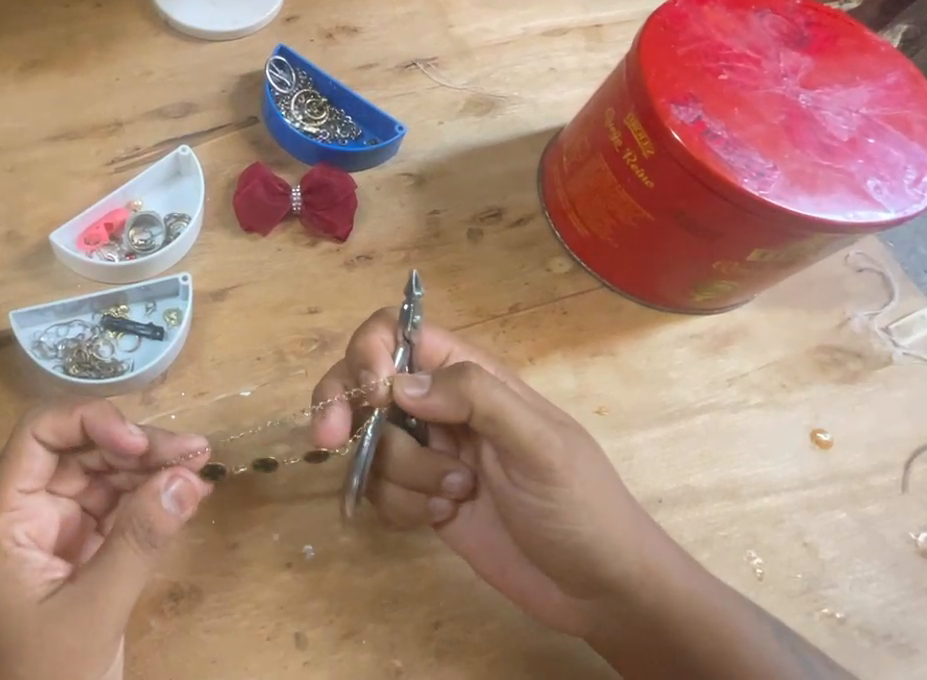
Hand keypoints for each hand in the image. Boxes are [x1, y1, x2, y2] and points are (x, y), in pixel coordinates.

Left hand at [0, 399, 213, 679]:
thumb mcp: (91, 612)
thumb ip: (138, 542)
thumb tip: (187, 476)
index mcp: (8, 515)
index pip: (40, 435)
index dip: (88, 423)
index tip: (137, 444)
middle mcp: (32, 511)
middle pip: (81, 451)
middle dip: (136, 444)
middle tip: (194, 450)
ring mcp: (60, 532)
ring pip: (105, 476)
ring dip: (151, 466)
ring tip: (200, 463)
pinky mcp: (85, 555)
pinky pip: (120, 510)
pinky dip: (153, 498)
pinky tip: (187, 491)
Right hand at [311, 311, 679, 637]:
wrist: (600, 592)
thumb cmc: (581, 507)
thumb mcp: (540, 444)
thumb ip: (475, 397)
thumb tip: (401, 384)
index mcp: (469, 376)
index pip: (399, 333)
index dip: (371, 350)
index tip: (369, 389)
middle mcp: (439, 407)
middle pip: (364, 382)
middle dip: (342, 406)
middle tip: (326, 439)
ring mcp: (427, 453)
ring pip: (371, 443)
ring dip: (402, 474)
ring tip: (456, 495)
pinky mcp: (420, 496)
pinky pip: (379, 490)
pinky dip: (403, 506)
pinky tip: (443, 518)